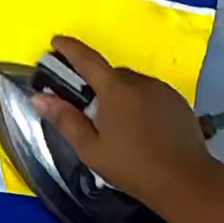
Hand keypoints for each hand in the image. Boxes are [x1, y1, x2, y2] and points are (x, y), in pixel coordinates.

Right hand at [30, 36, 223, 211]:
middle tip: (86, 108)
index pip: (86, 59)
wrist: (184, 181)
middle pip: (111, 74)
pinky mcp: (178, 102)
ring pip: (132, 84)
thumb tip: (39, 97)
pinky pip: (150, 94)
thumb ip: (65, 119)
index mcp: (115, 90)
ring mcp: (163, 90)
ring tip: (115, 124)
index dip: (68, 48)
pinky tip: (138, 128)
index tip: (56, 42)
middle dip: (95, 84)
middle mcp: (140, 82)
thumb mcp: (91, 148)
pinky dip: (138, 103)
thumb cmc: (131, 166)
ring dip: (119, 95)